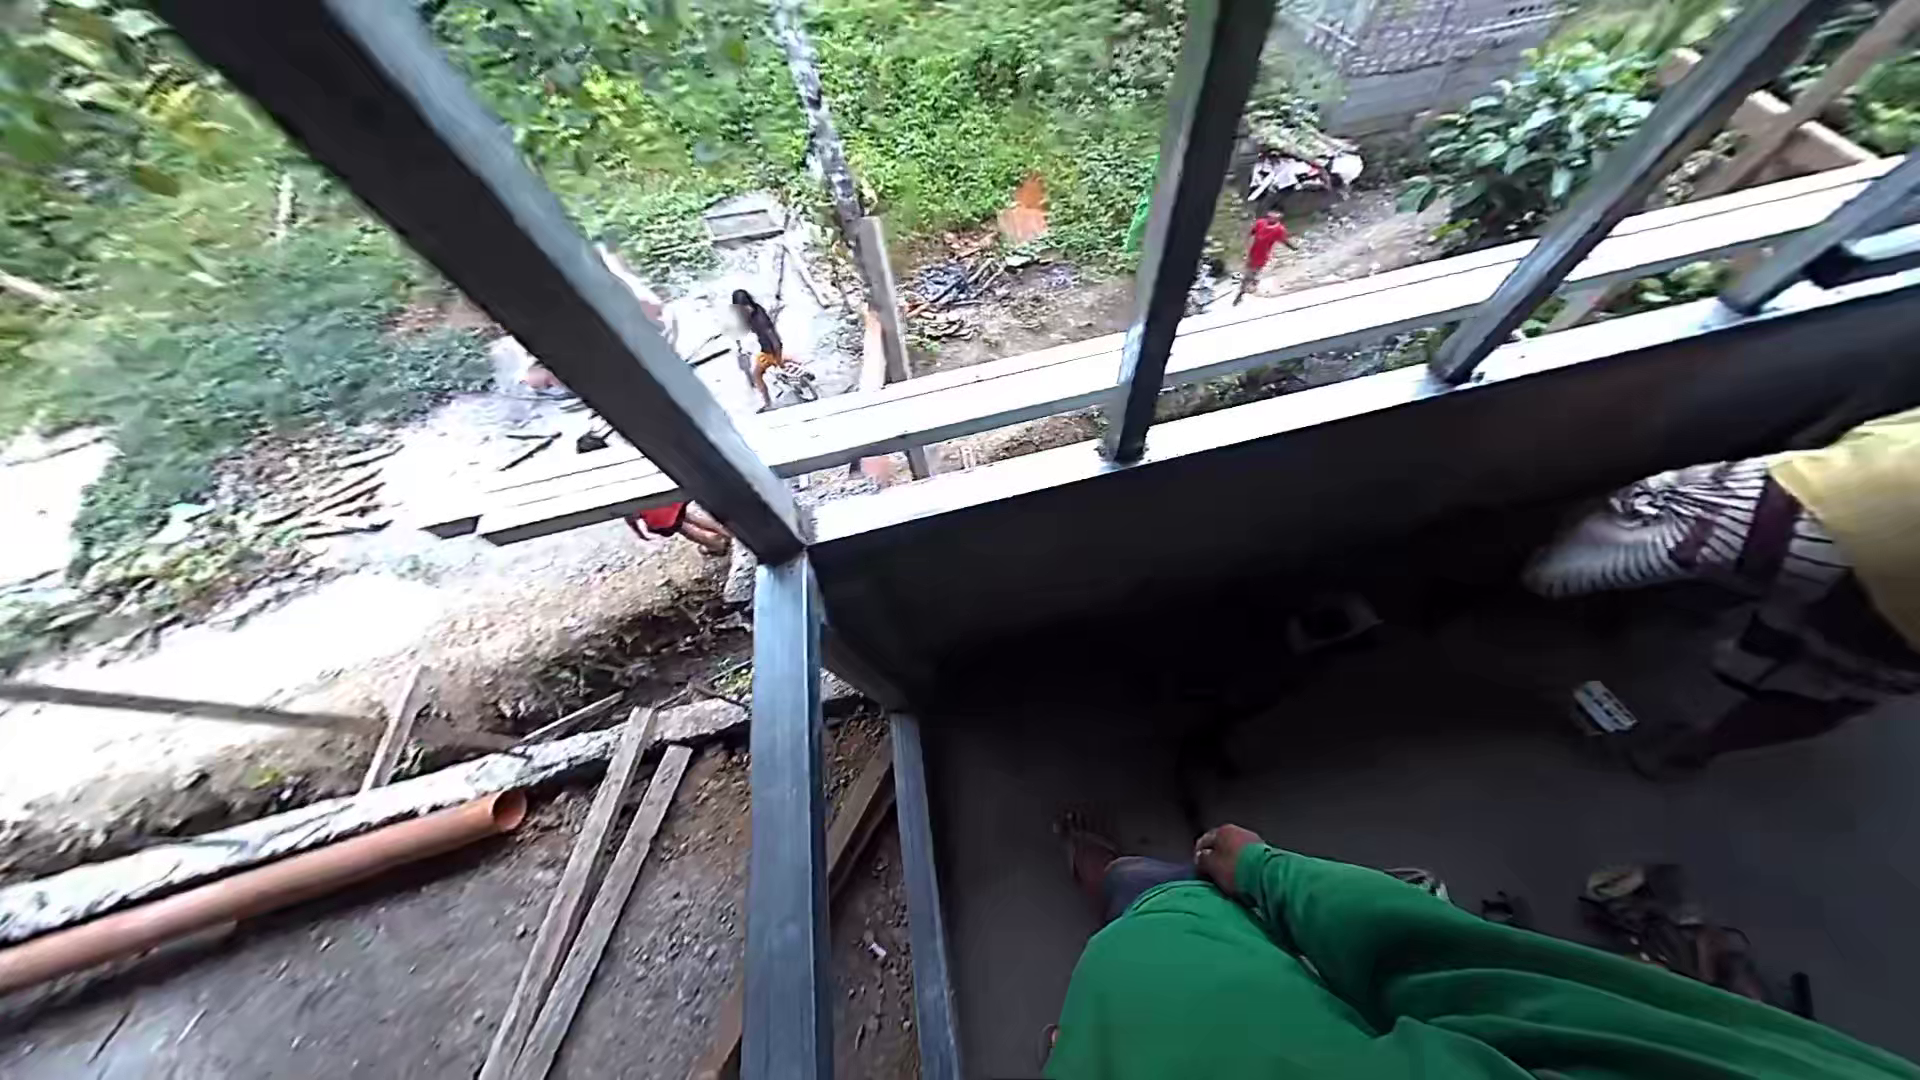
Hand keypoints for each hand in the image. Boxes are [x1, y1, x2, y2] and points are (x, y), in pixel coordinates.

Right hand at [1194, 824, 1263, 896]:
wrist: (1271, 877)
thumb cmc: (1237, 870)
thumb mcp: (1211, 866)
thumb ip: (1202, 860)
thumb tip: (1200, 858)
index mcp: (1222, 830)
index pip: (1204, 841)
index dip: (1199, 856)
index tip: (1199, 870)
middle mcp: (1239, 831)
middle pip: (1222, 846)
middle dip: (1218, 860)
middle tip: (1215, 877)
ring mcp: (1255, 842)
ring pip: (1237, 854)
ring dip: (1234, 865)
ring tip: (1232, 882)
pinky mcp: (1268, 855)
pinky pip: (1251, 862)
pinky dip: (1247, 870)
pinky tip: (1246, 882)